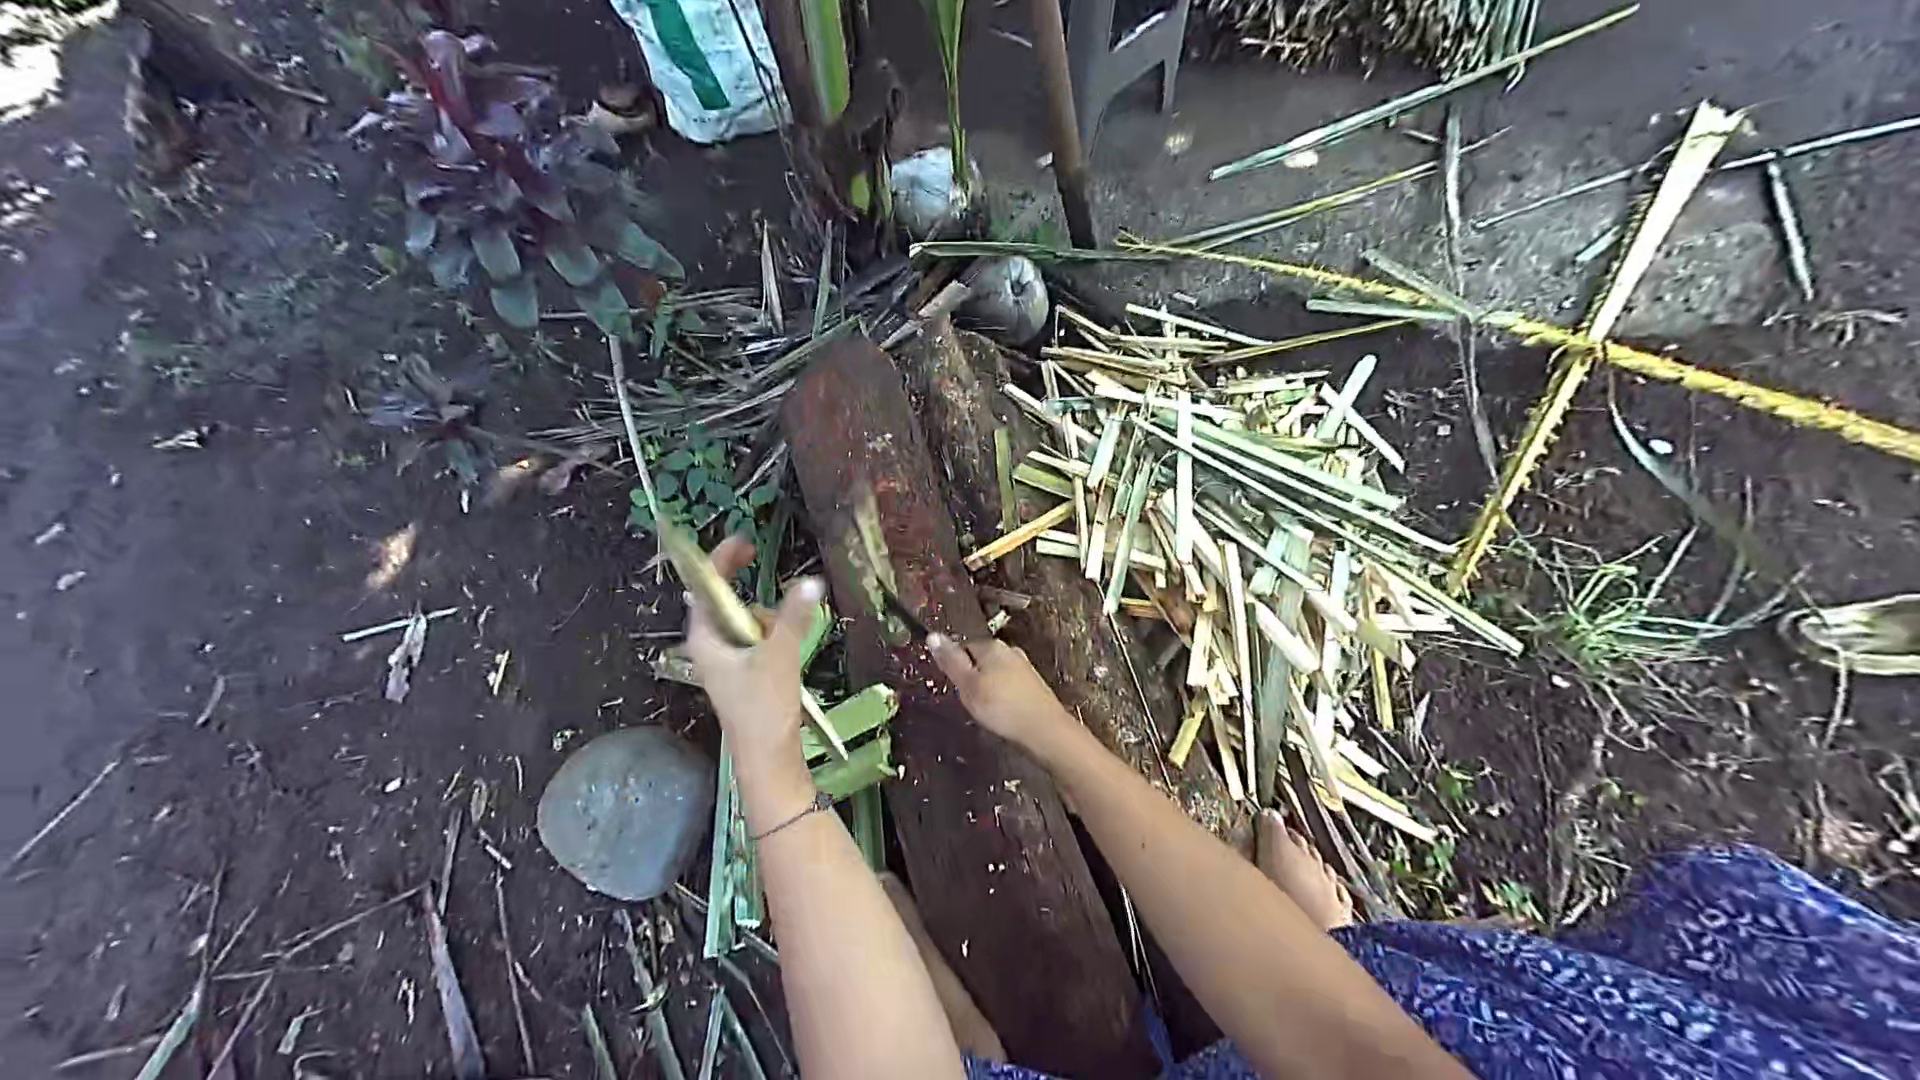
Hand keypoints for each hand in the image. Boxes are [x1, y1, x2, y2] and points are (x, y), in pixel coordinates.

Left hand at [682, 536, 824, 781]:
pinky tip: (789, 656)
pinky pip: (760, 640)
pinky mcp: (747, 673)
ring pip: (750, 623)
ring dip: (772, 621)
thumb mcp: (779, 657)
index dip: (721, 561)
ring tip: (787, 646)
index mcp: (706, 640)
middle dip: (755, 596)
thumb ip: (794, 618)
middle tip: (775, 584)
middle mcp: (712, 647)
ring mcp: (730, 661)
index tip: (744, 541)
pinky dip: (776, 638)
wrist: (768, 757)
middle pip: (730, 603)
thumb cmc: (762, 708)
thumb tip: (811, 581)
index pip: (707, 589)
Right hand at [926, 635, 1080, 753]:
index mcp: (991, 646)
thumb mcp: (968, 685)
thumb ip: (950, 660)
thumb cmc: (1001, 707)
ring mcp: (1024, 666)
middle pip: (979, 659)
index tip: (957, 687)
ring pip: (994, 672)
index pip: (963, 645)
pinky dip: (1002, 695)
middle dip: (972, 677)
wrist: (1045, 730)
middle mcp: (1009, 650)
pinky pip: (1008, 684)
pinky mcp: (1033, 683)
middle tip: (970, 700)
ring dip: (987, 687)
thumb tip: (932, 635)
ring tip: (987, 709)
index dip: (955, 667)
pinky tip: (1003, 711)